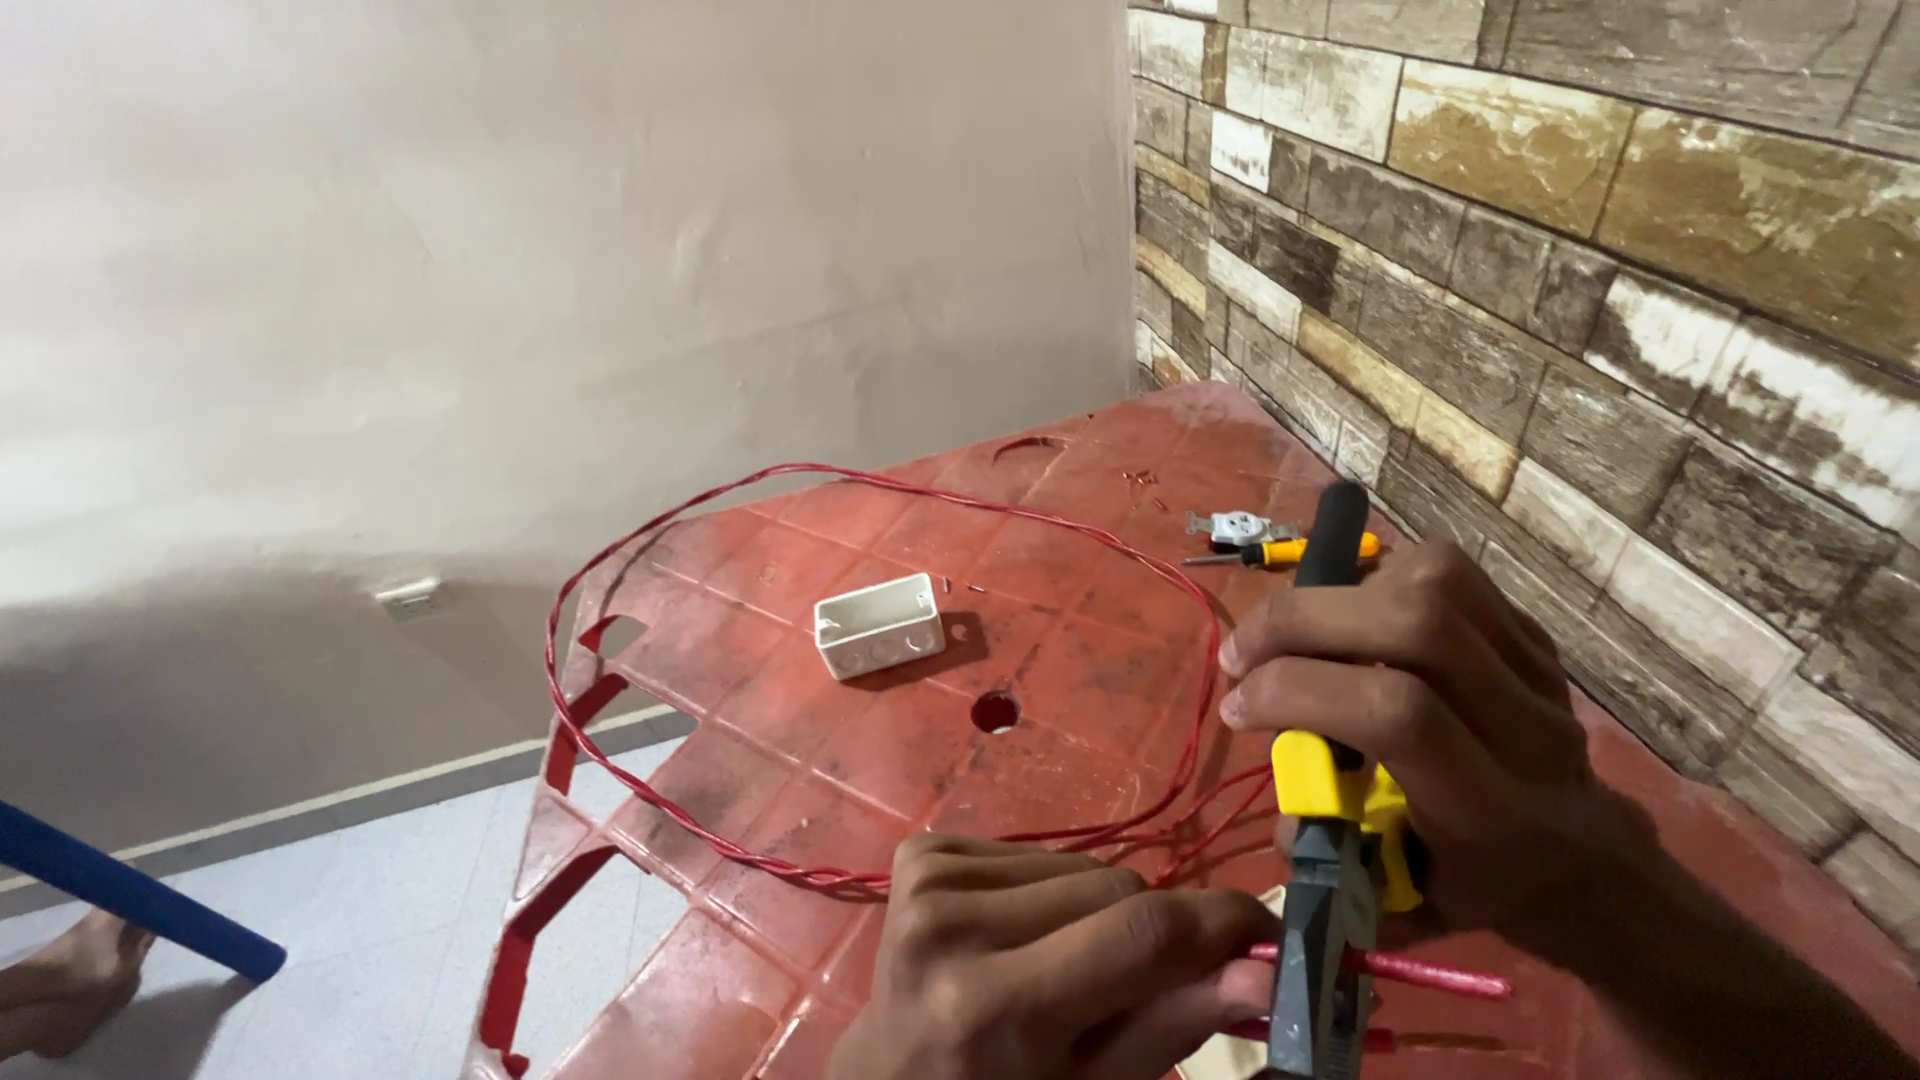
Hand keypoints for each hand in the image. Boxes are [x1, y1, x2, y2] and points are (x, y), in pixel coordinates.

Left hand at [826, 835, 1275, 1079]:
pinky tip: (1023, 934)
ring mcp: (928, 879)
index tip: (1265, 928)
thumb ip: (1171, 1025)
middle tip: (1135, 981)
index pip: (1138, 933)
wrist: (888, 1074)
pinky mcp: (921, 850)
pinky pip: (1034, 852)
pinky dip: (1051, 890)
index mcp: (993, 1007)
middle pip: (1114, 886)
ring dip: (1098, 907)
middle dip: (1152, 928)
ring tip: (1066, 963)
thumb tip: (1260, 969)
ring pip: (1079, 864)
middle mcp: (952, 925)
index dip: (1217, 922)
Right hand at [1216, 541, 1656, 948]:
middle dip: (1300, 623)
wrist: (1577, 857)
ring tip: (1293, 632)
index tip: (1236, 709)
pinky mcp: (1529, 632)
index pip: (1397, 714)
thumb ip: (1320, 850)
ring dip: (1335, 595)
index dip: (1296, 692)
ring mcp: (1536, 669)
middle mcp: (1527, 728)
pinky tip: (1343, 615)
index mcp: (1491, 808)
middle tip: (1242, 653)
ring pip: (1433, 583)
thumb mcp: (1393, 897)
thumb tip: (1276, 799)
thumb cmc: (1470, 881)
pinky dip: (1373, 578)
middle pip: (1418, 626)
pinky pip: (1444, 570)